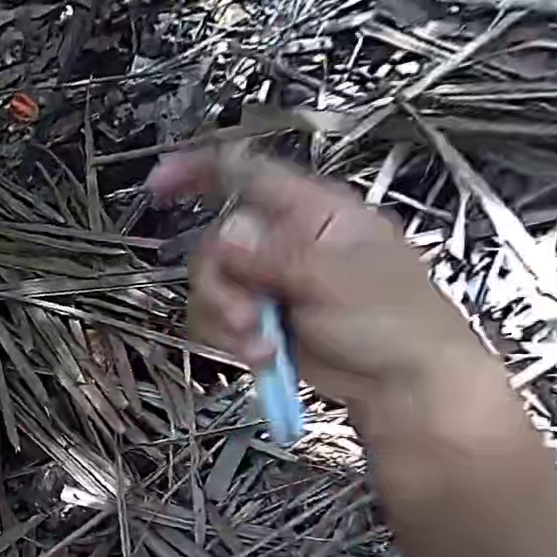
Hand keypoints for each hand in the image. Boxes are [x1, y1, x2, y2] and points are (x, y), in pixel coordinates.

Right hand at [147, 148, 502, 427]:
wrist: (397, 383)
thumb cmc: (396, 323)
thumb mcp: (337, 279)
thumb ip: (275, 256)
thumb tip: (223, 236)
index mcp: (313, 216)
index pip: (250, 177)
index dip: (202, 172)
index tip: (160, 183)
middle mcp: (283, 246)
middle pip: (215, 249)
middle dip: (221, 288)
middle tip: (247, 316)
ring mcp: (267, 286)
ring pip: (210, 291)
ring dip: (227, 322)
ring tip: (263, 343)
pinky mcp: (256, 322)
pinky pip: (214, 322)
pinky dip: (229, 341)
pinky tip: (262, 353)